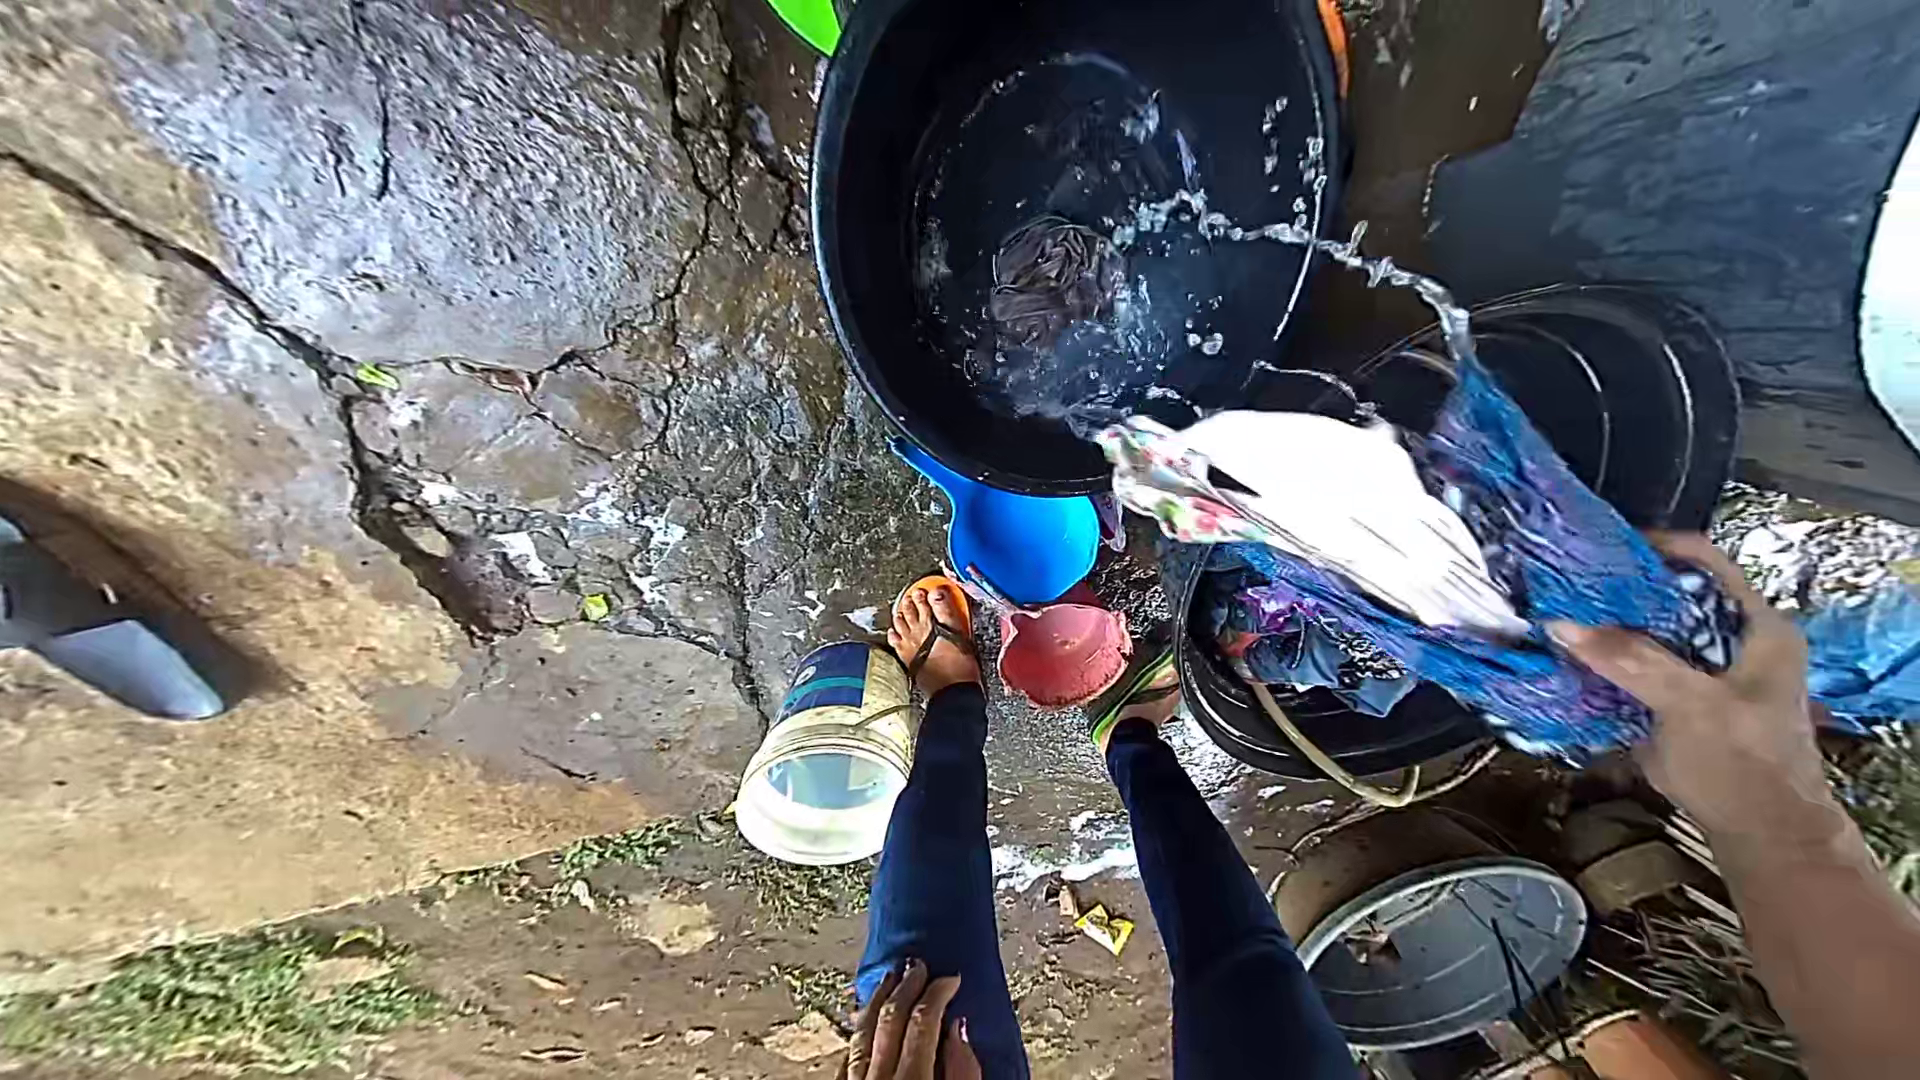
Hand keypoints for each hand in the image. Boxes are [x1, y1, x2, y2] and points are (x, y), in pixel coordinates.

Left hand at [841, 959, 980, 1079]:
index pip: (923, 1020)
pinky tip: (863, 1020)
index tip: (951, 978)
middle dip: (907, 986)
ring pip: (862, 1031)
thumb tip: (960, 1029)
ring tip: (890, 978)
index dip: (938, 992)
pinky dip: (857, 1033)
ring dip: (878, 1000)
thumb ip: (962, 1072)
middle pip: (891, 1017)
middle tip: (919, 965)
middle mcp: (879, 1079)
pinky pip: (846, 1057)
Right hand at [1547, 532, 1827, 833]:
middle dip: (1602, 582)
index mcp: (1751, 626)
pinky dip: (1582, 644)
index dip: (1649, 546)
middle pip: (1654, 588)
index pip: (1701, 562)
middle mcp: (1717, 633)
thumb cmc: (1744, 763)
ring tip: (1538, 604)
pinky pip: (1612, 650)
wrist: (1752, 825)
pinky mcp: (1654, 680)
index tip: (1588, 547)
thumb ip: (1633, 662)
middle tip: (1549, 577)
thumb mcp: (1695, 707)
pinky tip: (1549, 641)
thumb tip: (1558, 624)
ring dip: (1587, 615)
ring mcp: (1684, 658)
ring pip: (1628, 620)